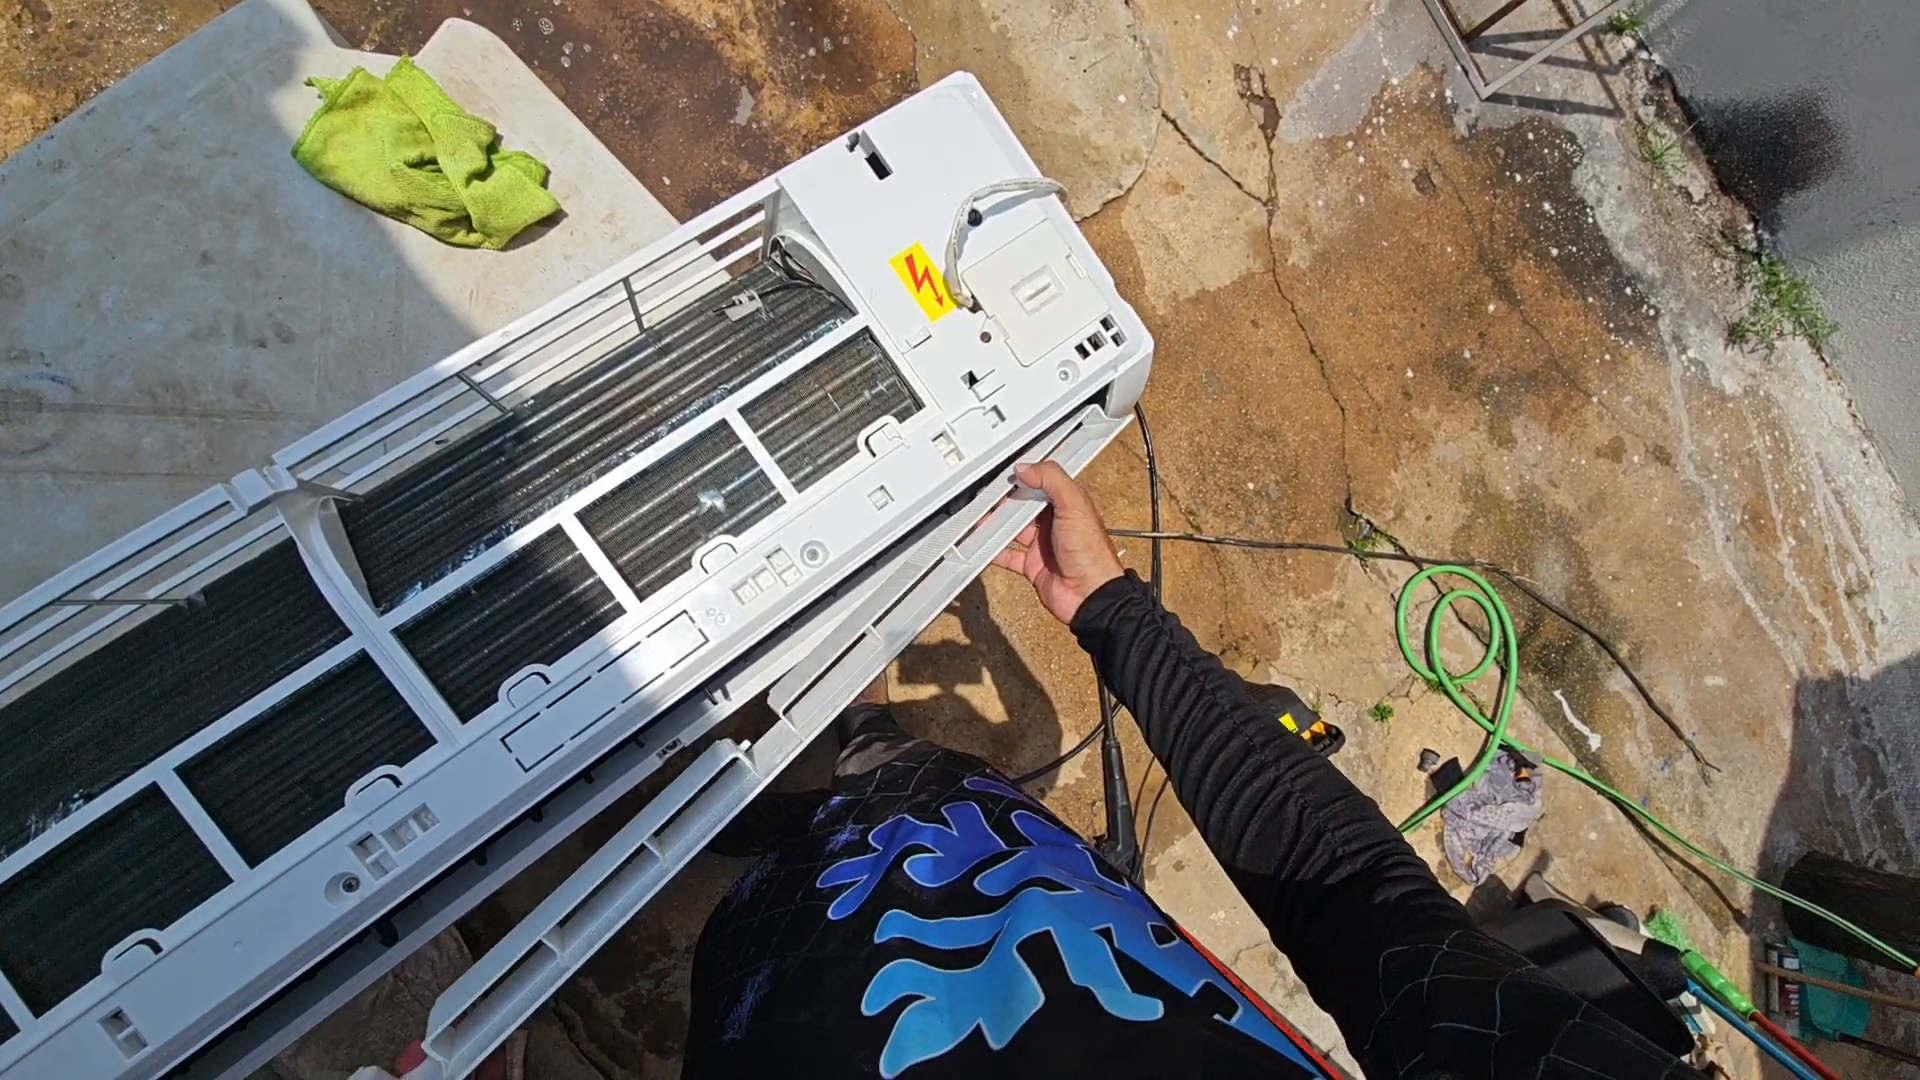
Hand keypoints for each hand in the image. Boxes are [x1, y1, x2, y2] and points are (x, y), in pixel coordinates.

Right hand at [991, 461, 1123, 624]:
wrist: (1090, 595)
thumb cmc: (1091, 553)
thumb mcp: (1075, 505)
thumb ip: (1051, 480)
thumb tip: (1026, 468)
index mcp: (1067, 506)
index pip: (1041, 485)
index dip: (1023, 480)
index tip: (1004, 476)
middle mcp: (1054, 524)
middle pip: (1022, 508)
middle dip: (1003, 503)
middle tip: (983, 497)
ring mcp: (1042, 546)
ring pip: (1012, 531)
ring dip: (995, 525)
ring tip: (977, 518)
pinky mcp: (1033, 566)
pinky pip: (1008, 556)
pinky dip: (994, 551)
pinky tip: (982, 545)